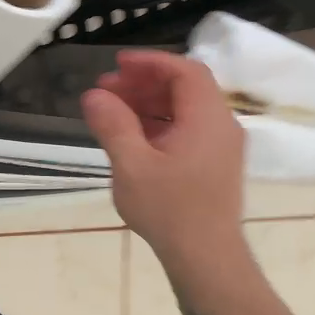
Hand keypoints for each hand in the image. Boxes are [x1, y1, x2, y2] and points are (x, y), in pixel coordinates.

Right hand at [81, 50, 247, 264]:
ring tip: (109, 108)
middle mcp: (221, 126)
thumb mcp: (131, 165)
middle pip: (186, 87)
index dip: (152, 62)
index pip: (187, 73)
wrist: (204, 251)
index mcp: (207, 121)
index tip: (116, 64)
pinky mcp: (210, 160)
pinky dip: (156, 119)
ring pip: (184, 107)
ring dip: (147, 100)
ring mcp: (218, 144)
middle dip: (144, 81)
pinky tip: (128, 132)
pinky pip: (185, 126)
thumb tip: (94, 95)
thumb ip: (113, 126)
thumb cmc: (168, 208)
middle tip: (103, 88)